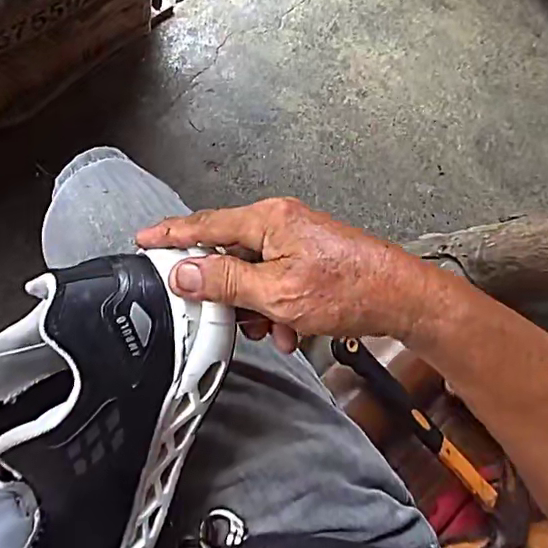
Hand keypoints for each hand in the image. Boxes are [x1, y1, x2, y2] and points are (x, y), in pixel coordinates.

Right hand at [135, 198, 462, 349]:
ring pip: (253, 273)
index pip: (205, 224)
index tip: (147, 239)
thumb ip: (225, 282)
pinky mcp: (308, 256)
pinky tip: (293, 328)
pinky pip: (275, 279)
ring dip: (255, 306)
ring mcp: (296, 239)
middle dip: (225, 290)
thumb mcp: (276, 293)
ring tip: (274, 327)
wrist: (400, 296)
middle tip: (223, 314)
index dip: (171, 234)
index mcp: (268, 220)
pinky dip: (276, 306)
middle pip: (228, 252)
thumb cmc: (350, 288)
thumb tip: (186, 273)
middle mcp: (280, 222)